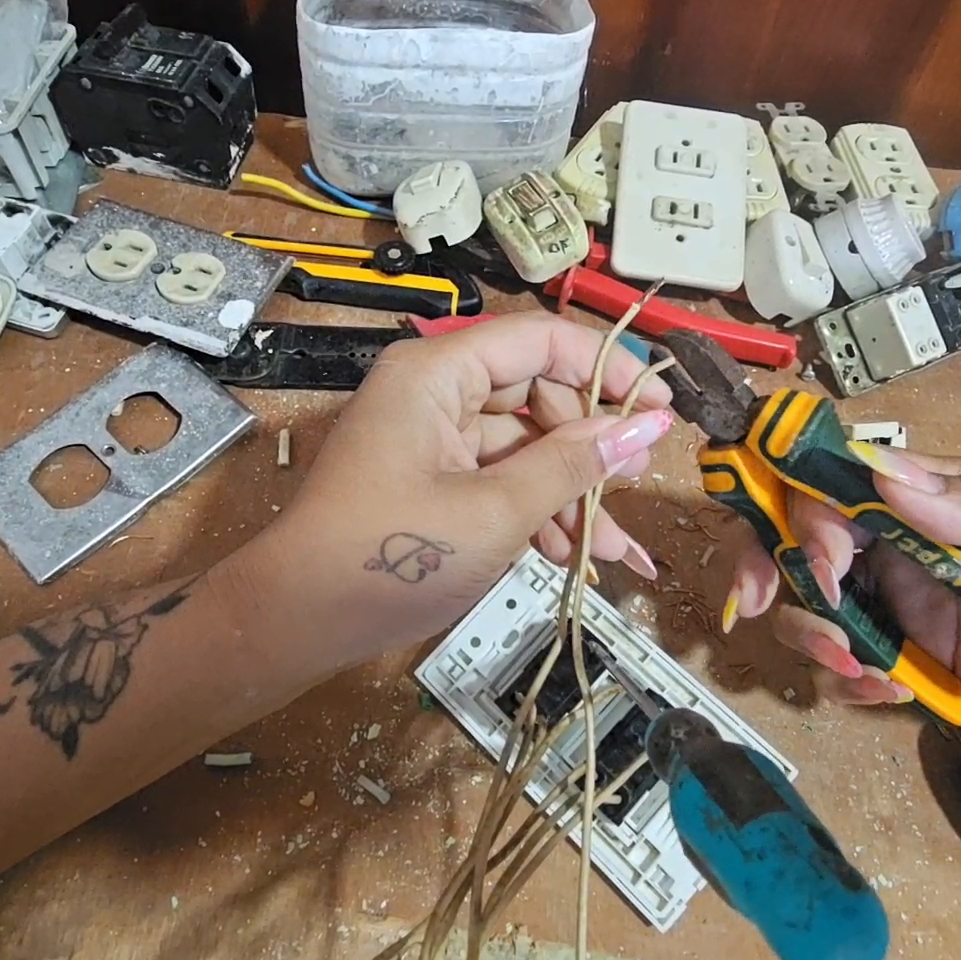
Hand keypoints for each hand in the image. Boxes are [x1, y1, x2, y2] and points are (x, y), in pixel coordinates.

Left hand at [234, 312, 672, 671]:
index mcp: (438, 372)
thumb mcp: (496, 510)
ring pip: (522, 445)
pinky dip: (534, 510)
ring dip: (568, 492)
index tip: (658, 408)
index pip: (540, 340)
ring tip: (613, 544)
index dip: (606, 367)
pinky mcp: (432, 478)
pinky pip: (497, 477)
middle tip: (632, 483)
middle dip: (588, 444)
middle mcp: (434, 391)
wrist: (302, 619)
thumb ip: (574, 464)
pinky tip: (573, 554)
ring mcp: (432, 437)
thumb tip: (648, 427)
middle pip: (535, 394)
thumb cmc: (393, 555)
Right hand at [727, 449, 960, 750]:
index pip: (844, 478)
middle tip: (758, 602)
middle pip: (801, 535)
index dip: (803, 504)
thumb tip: (886, 475)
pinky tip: (889, 692)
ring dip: (808, 630)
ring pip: (811, 602)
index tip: (817, 557)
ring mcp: (909, 605)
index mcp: (947, 495)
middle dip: (765, 563)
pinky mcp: (918, 662)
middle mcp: (909, 544)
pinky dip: (846, 679)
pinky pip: (849, 664)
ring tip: (855, 667)